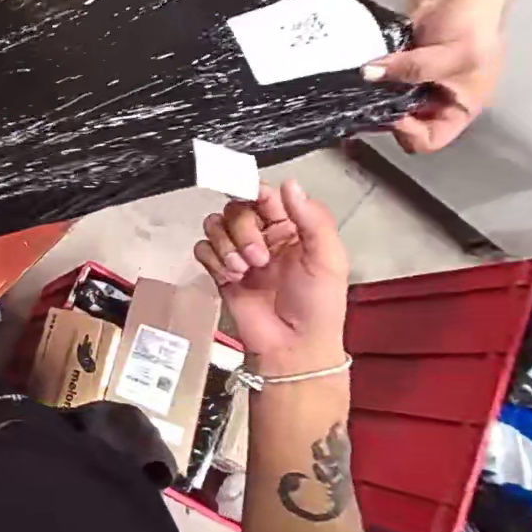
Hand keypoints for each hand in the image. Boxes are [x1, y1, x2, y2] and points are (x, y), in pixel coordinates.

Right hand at [193, 179, 347, 373]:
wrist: (292, 348)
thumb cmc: (318, 307)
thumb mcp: (328, 258)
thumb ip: (312, 218)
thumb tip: (290, 184)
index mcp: (292, 227)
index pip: (265, 195)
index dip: (253, 191)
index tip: (247, 196)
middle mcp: (264, 236)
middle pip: (235, 209)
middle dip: (242, 231)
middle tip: (257, 258)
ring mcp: (240, 254)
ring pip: (215, 225)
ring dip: (225, 245)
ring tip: (242, 270)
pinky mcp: (221, 273)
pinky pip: (203, 250)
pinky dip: (211, 259)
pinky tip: (229, 276)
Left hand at [362, 0, 503, 153]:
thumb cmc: (471, 25)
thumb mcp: (450, 54)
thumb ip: (412, 68)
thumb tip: (370, 72)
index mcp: (459, 110)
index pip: (430, 140)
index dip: (411, 133)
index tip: (397, 113)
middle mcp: (437, 105)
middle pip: (406, 128)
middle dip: (388, 117)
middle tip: (372, 102)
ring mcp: (417, 89)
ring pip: (389, 108)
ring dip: (376, 100)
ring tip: (365, 89)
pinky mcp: (400, 73)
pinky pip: (382, 86)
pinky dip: (373, 83)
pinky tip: (364, 75)